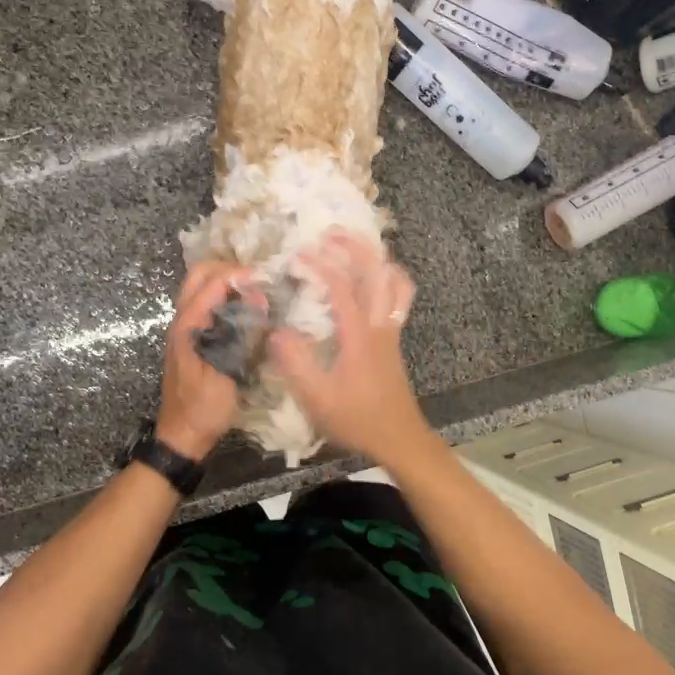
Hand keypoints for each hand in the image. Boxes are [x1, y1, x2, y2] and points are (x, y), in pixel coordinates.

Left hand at [157, 262, 258, 458]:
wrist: (181, 437)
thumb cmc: (204, 409)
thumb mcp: (227, 374)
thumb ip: (242, 334)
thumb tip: (258, 299)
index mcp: (188, 325)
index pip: (213, 280)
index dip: (241, 274)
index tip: (268, 279)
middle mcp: (182, 320)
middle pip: (200, 274)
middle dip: (230, 269)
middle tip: (260, 280)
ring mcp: (184, 329)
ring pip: (201, 288)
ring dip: (227, 282)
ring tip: (258, 292)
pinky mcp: (191, 339)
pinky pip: (205, 305)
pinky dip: (224, 298)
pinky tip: (247, 312)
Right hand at [269, 233, 428, 463]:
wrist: (399, 438)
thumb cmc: (358, 420)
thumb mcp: (318, 399)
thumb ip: (296, 364)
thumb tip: (275, 332)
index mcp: (360, 336)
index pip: (342, 287)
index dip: (321, 265)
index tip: (297, 255)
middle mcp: (379, 325)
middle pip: (377, 272)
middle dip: (354, 247)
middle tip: (329, 235)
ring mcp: (390, 331)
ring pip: (394, 281)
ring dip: (374, 259)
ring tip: (352, 249)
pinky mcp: (393, 341)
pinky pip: (397, 296)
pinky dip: (385, 278)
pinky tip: (368, 283)